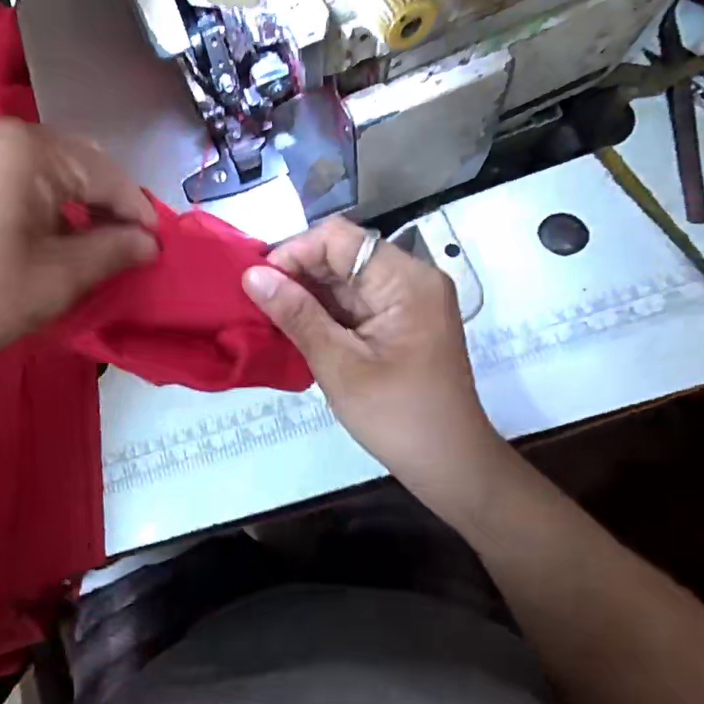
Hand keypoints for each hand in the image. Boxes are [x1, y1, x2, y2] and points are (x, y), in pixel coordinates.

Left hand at [0, 120, 157, 420]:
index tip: (157, 248)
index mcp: (28, 147)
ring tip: (79, 251)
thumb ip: (111, 253)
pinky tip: (30, 241)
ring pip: (39, 171)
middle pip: (73, 163)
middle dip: (103, 205)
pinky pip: (4, 178)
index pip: (107, 173)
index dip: (138, 211)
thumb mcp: (53, 282)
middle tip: (119, 250)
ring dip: (68, 206)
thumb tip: (148, 241)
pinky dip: (32, 205)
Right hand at [242, 216, 494, 478]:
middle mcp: (411, 279)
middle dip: (298, 274)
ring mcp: (408, 299)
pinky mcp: (401, 320)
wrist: (451, 465)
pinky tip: (298, 328)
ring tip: (272, 318)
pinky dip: (324, 311)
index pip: (339, 238)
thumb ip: (296, 314)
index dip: (295, 252)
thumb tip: (252, 274)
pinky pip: (355, 300)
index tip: (261, 284)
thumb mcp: (339, 365)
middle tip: (259, 304)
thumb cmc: (398, 417)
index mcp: (406, 280)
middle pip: (342, 253)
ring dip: (308, 294)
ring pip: (345, 277)